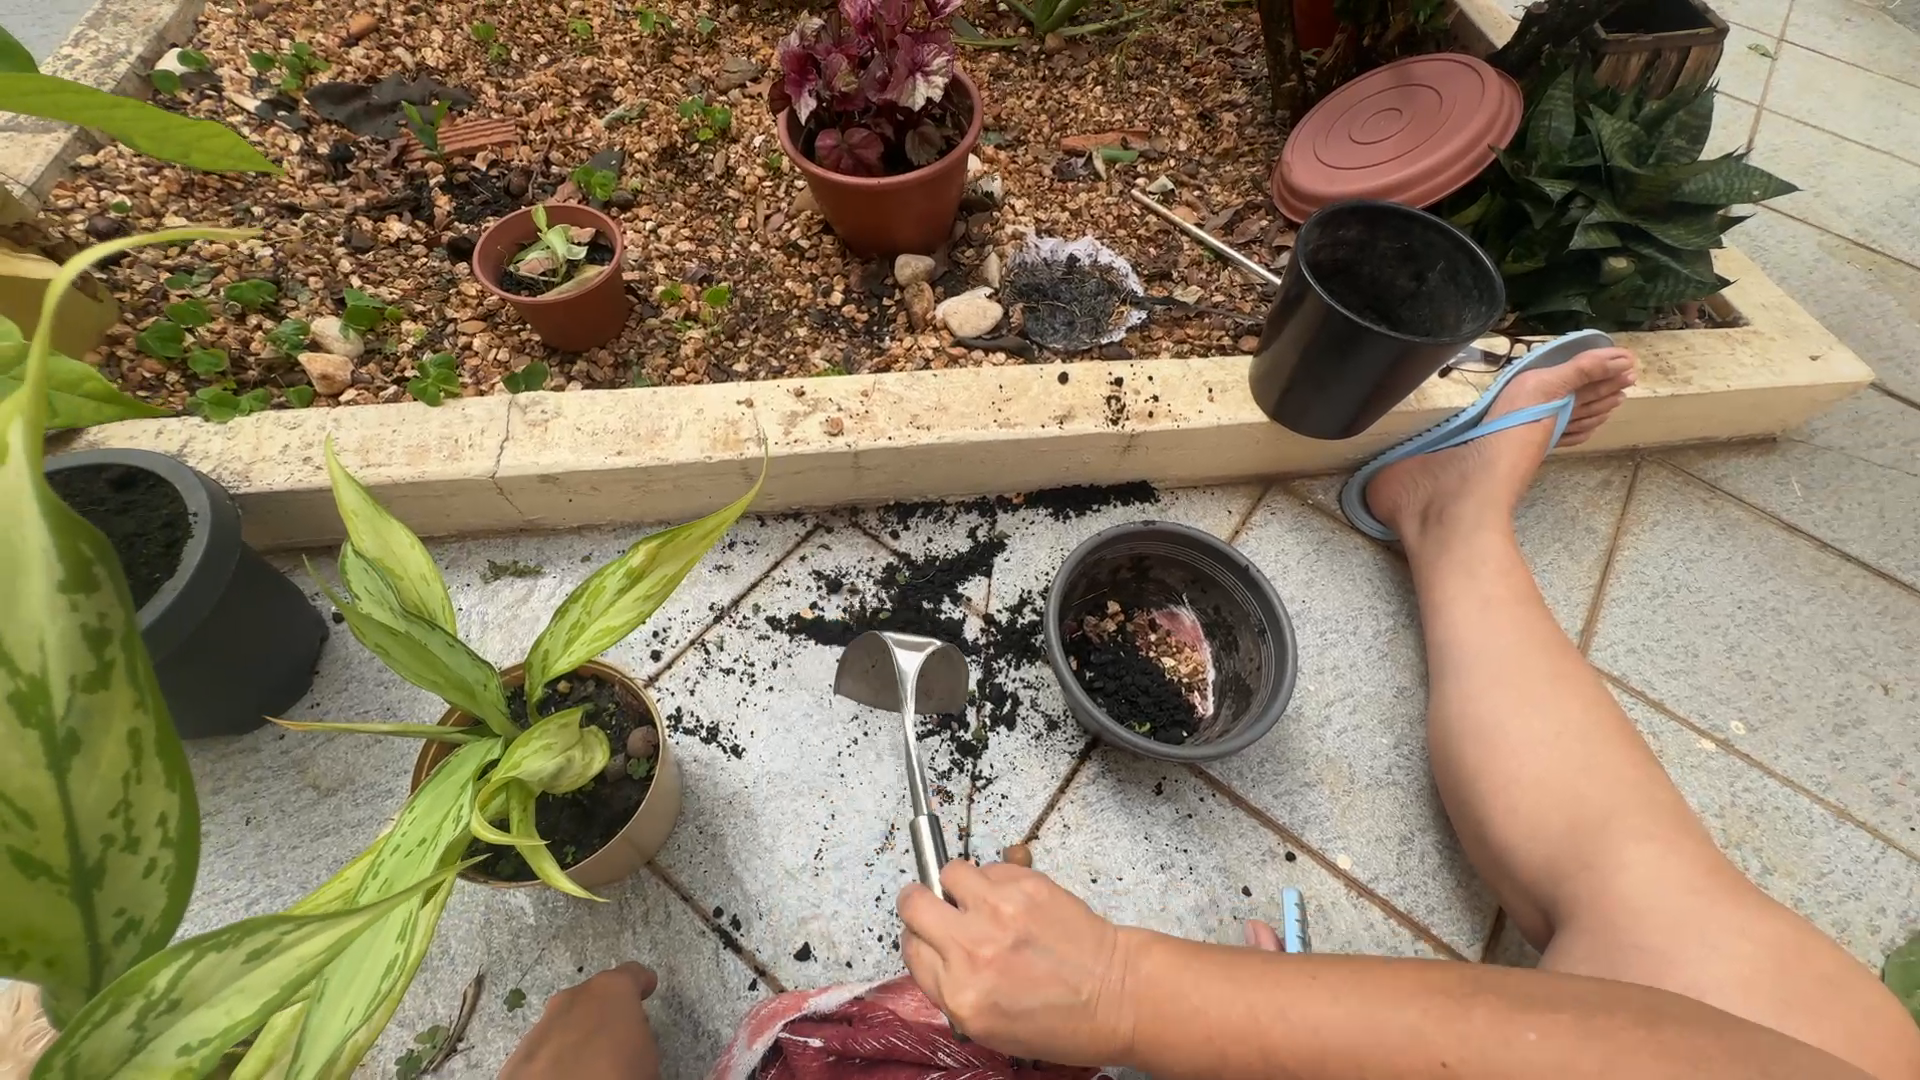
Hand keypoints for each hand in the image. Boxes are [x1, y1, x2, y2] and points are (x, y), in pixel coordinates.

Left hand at [499, 962, 661, 1079]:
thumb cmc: (614, 1074)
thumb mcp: (648, 1054)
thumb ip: (639, 1033)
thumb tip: (627, 1038)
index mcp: (611, 989)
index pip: (632, 974)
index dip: (641, 983)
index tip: (647, 990)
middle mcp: (573, 998)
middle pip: (593, 998)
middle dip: (603, 1013)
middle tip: (616, 1037)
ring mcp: (541, 1026)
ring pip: (564, 1023)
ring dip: (575, 1037)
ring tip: (586, 1064)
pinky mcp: (516, 1058)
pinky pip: (542, 1052)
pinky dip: (552, 1061)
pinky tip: (562, 1078)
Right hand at [897, 857, 1138, 1064]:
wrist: (1114, 995)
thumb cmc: (1058, 1020)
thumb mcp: (988, 1026)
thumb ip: (951, 986)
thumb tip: (932, 946)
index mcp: (960, 994)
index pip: (911, 949)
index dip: (921, 939)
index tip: (933, 935)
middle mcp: (972, 949)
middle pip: (914, 901)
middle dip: (921, 901)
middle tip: (940, 904)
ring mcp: (998, 911)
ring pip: (950, 872)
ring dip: (961, 885)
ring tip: (982, 899)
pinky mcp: (1025, 884)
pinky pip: (990, 867)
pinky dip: (996, 879)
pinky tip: (1016, 900)